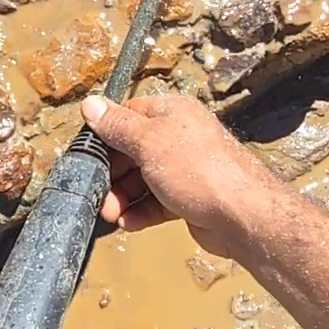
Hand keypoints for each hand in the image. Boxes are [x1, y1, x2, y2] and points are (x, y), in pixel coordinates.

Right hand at [80, 94, 281, 259]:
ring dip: (123, 197)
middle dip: (112, 175)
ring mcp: (184, 168)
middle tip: (97, 194)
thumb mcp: (148, 141)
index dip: (105, 135)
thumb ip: (117, 125)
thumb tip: (90, 104)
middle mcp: (177, 137)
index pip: (127, 116)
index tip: (86, 156)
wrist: (241, 215)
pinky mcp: (188, 196)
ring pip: (142, 180)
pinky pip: (156, 201)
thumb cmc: (196, 170)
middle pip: (131, 152)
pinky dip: (141, 212)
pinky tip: (129, 223)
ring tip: (111, 214)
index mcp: (170, 113)